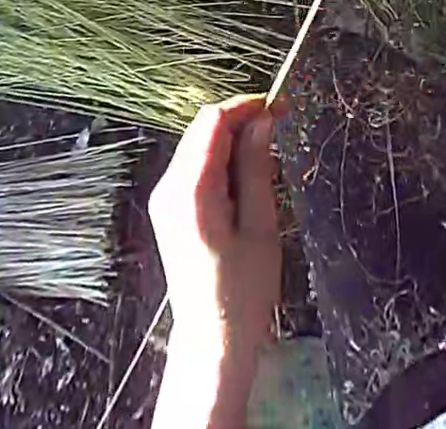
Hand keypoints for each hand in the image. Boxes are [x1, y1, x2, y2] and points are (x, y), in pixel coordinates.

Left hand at [147, 96, 280, 428]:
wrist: (212, 340)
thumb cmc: (244, 290)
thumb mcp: (261, 226)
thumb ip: (257, 167)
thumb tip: (263, 119)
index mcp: (192, 191)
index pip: (214, 122)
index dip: (247, 106)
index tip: (280, 106)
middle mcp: (169, 186)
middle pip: (203, 127)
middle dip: (241, 117)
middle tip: (279, 121)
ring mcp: (164, 195)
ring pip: (198, 141)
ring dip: (232, 135)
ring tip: (268, 148)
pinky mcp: (168, 205)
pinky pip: (194, 162)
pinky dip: (220, 154)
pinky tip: (245, 170)